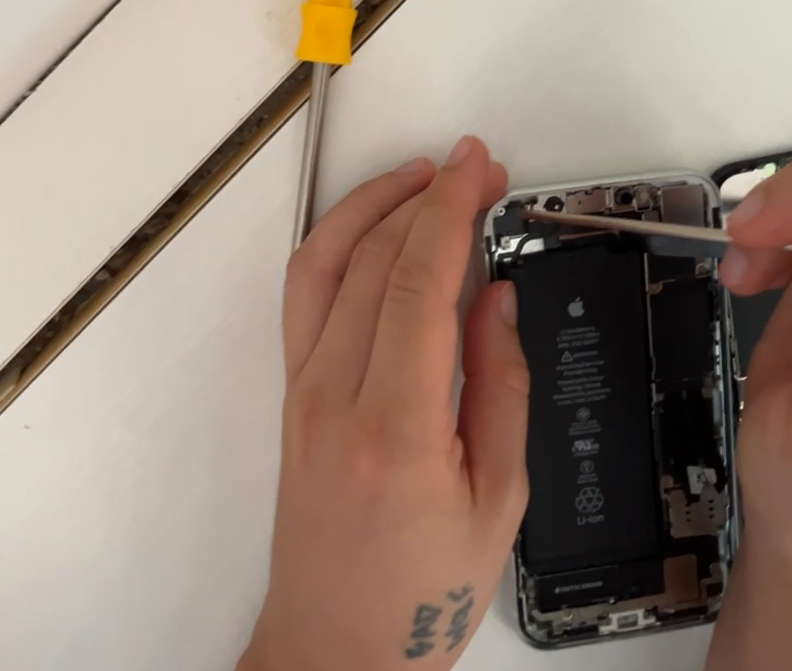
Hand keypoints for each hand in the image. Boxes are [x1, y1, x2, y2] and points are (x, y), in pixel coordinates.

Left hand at [239, 137, 527, 670]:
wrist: (334, 644)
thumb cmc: (419, 593)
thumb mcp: (499, 502)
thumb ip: (499, 387)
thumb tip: (495, 301)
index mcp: (397, 428)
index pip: (421, 283)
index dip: (452, 210)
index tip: (477, 168)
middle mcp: (336, 396)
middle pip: (376, 260)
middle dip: (428, 197)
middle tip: (472, 171)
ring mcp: (303, 388)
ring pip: (326, 263)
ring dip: (372, 204)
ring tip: (418, 176)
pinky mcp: (292, 389)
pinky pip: (305, 293)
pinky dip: (337, 242)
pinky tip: (369, 224)